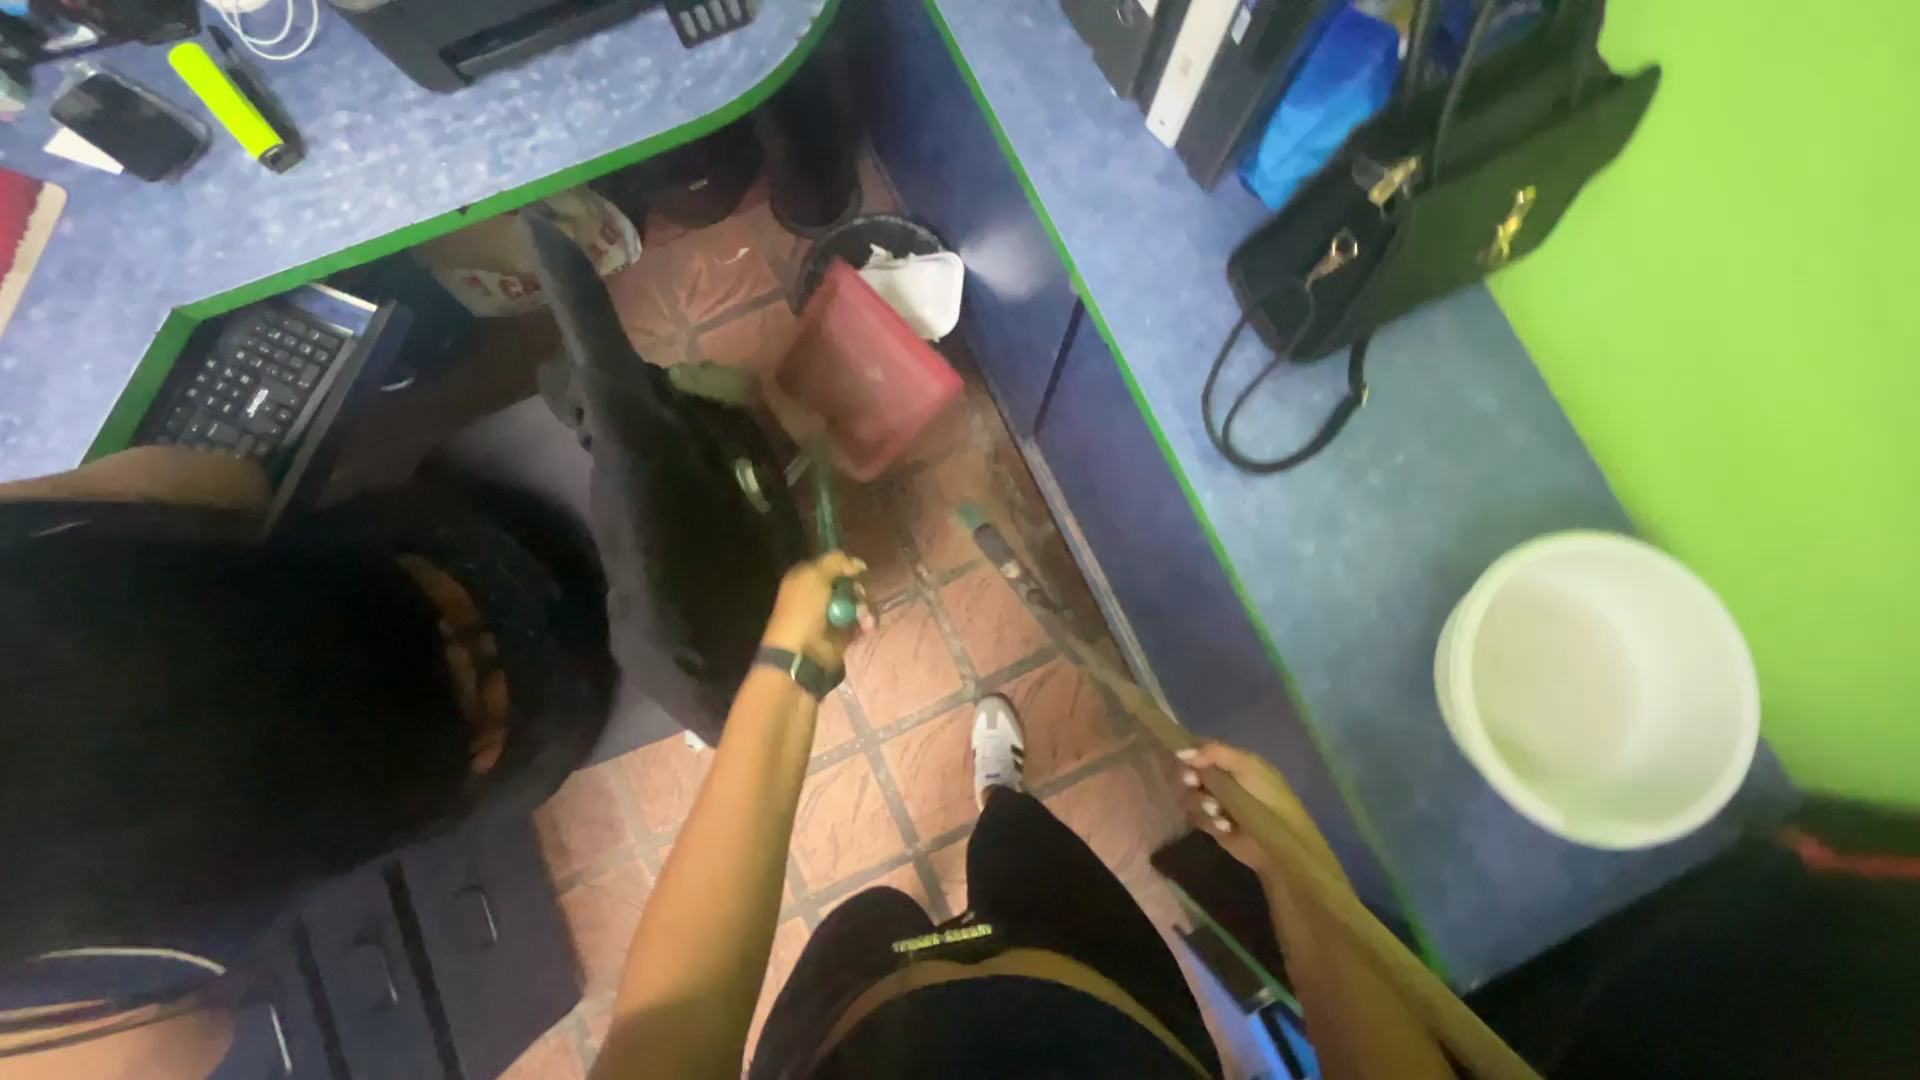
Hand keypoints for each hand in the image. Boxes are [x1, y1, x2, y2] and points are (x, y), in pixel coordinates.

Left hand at [761, 552, 873, 670]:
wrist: (800, 654)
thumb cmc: (803, 611)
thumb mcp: (814, 577)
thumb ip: (835, 562)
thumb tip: (857, 564)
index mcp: (808, 579)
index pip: (834, 565)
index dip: (847, 566)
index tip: (858, 571)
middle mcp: (820, 595)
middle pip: (851, 584)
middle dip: (858, 589)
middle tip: (858, 596)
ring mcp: (833, 614)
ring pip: (859, 602)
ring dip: (865, 608)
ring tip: (863, 619)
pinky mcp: (845, 633)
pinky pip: (863, 621)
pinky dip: (867, 623)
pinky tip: (867, 627)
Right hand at [1177, 741, 1343, 883]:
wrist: (1282, 845)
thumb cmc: (1269, 799)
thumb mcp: (1246, 766)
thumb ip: (1214, 753)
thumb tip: (1180, 752)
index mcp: (1232, 762)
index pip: (1201, 750)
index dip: (1189, 753)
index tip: (1181, 758)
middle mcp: (1222, 780)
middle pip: (1190, 772)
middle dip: (1189, 777)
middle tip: (1192, 783)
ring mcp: (1216, 803)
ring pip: (1189, 795)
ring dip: (1199, 801)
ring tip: (1216, 811)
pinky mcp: (1213, 826)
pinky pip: (1196, 818)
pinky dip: (1207, 821)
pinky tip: (1225, 826)